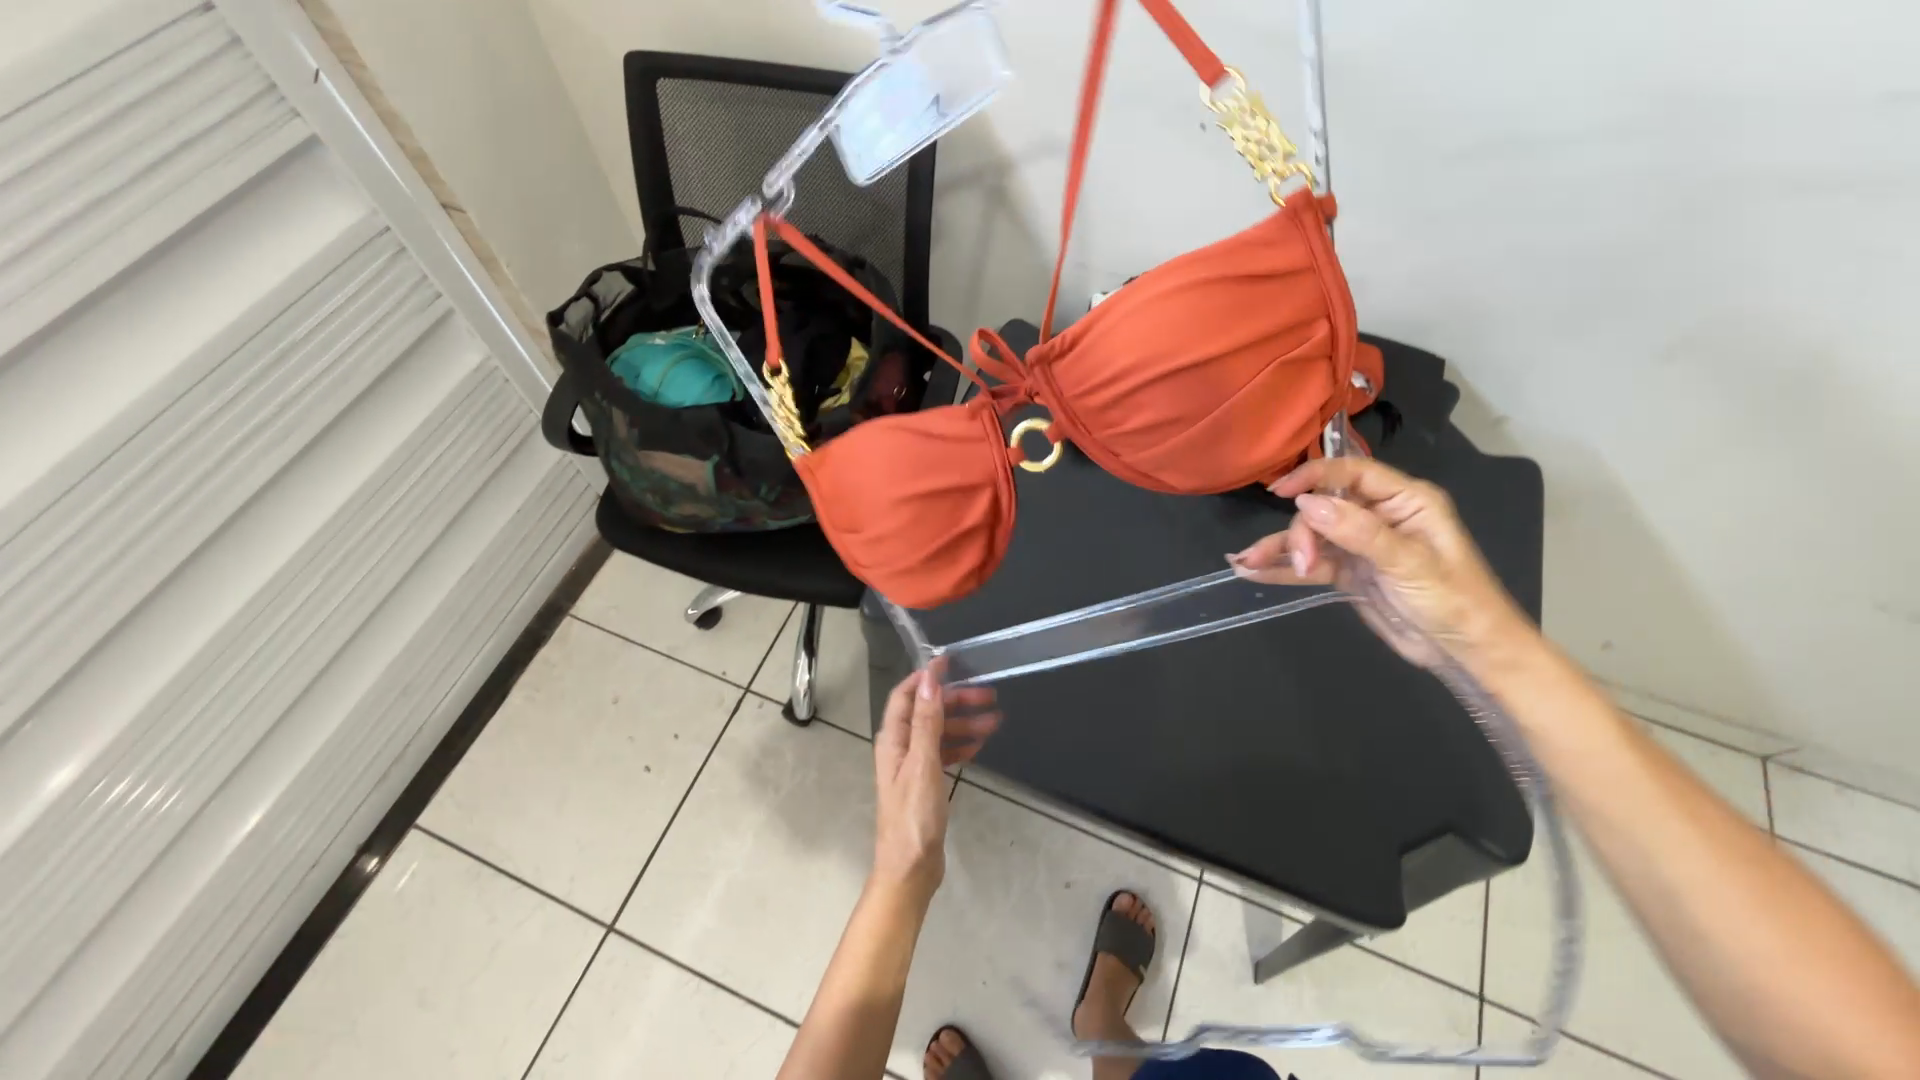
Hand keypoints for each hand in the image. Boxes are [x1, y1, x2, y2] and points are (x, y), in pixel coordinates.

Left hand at [870, 660, 1000, 900]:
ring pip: (939, 733)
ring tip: (995, 722)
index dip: (926, 677)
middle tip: (990, 696)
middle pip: (927, 712)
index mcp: (893, 740)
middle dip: (955, 700)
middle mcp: (900, 749)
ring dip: (964, 723)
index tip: (952, 662)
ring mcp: (912, 767)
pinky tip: (979, 745)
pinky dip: (961, 746)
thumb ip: (926, 722)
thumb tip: (930, 680)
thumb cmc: (914, 817)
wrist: (911, 869)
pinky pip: (944, 754)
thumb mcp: (923, 765)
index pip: (906, 695)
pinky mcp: (926, 784)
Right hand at [1230, 457, 1535, 673]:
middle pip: (1325, 509)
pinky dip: (1284, 570)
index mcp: (1406, 501)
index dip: (1315, 476)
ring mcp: (1363, 547)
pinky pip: (1312, 566)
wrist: (1468, 653)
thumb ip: (1358, 531)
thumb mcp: (1409, 563)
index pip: (1353, 474)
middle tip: (1304, 562)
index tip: (1280, 491)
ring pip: (1313, 538)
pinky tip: (1253, 572)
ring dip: (1282, 549)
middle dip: (1304, 532)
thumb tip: (1307, 503)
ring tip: (1246, 563)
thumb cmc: (1455, 601)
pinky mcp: (1352, 575)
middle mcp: (1381, 517)